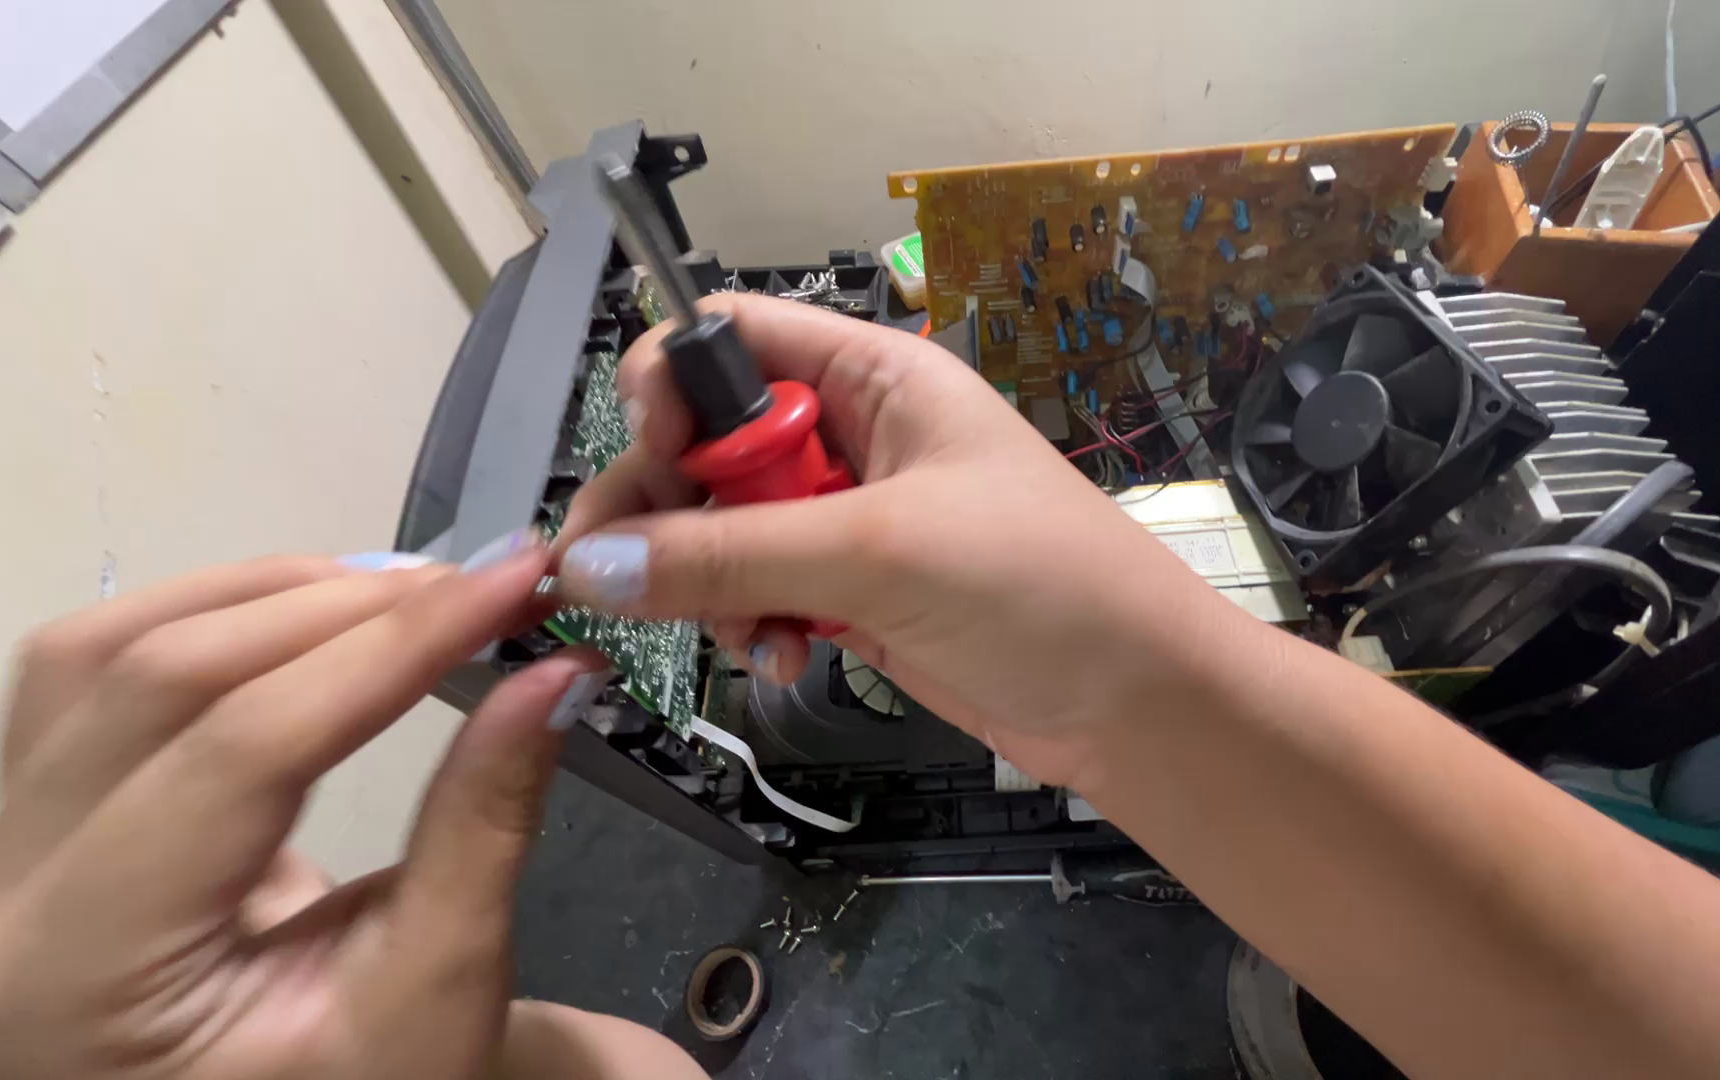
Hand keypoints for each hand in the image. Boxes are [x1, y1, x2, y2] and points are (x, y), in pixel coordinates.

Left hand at [0, 545, 607, 1079]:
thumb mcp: (440, 976)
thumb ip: (489, 813)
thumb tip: (562, 671)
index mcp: (77, 974)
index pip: (249, 744)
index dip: (404, 642)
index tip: (522, 580)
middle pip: (159, 675)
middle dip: (356, 606)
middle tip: (497, 583)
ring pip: (103, 651)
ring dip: (278, 593)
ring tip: (420, 588)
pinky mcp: (40, 828)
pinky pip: (96, 675)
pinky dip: (222, 613)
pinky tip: (324, 611)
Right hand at [556, 294, 1262, 786]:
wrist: (1130, 697)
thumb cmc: (1038, 587)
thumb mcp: (880, 552)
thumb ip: (731, 554)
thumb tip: (589, 563)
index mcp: (877, 378)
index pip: (737, 336)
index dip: (673, 384)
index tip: (649, 457)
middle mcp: (858, 439)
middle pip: (715, 442)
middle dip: (669, 507)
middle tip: (622, 572)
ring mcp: (854, 521)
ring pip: (729, 528)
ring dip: (709, 582)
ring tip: (737, 633)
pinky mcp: (855, 591)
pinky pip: (764, 591)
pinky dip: (753, 624)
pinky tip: (780, 659)